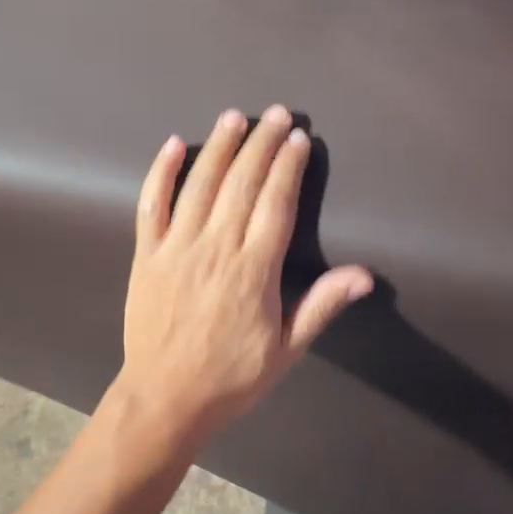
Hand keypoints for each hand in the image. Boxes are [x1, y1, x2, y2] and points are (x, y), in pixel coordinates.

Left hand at [112, 106, 372, 449]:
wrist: (165, 400)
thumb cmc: (232, 376)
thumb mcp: (287, 349)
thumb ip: (322, 305)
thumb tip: (364, 275)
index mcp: (253, 272)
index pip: (276, 205)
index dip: (288, 168)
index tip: (298, 139)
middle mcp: (216, 250)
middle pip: (242, 184)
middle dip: (261, 144)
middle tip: (276, 113)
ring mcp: (177, 249)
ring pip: (200, 185)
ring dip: (219, 147)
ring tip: (235, 117)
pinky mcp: (147, 255)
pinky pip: (152, 205)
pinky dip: (161, 173)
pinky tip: (173, 145)